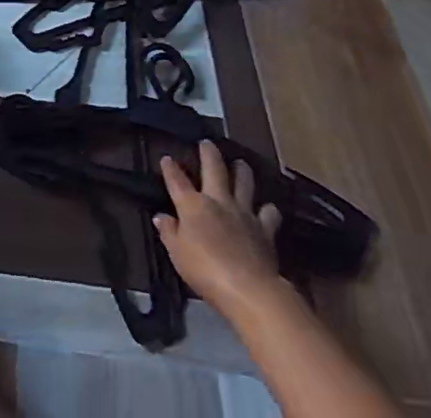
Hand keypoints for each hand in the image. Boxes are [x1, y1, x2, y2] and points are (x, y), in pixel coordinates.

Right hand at [153, 140, 283, 313]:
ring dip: (242, 170)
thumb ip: (169, 232)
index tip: (167, 157)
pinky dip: (268, 209)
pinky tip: (268, 209)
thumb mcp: (177, 253)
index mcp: (193, 206)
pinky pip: (269, 212)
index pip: (177, 181)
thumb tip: (161, 216)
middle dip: (209, 153)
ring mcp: (244, 212)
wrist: (247, 287)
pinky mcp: (265, 228)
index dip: (171, 168)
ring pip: (244, 182)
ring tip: (241, 163)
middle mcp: (218, 201)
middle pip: (214, 169)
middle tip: (207, 142)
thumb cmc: (204, 270)